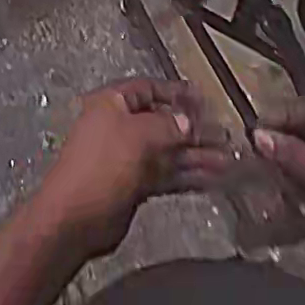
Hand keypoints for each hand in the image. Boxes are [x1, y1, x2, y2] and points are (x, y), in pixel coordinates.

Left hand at [27, 79, 227, 257]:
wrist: (76, 214)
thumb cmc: (102, 163)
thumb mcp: (135, 135)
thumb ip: (165, 125)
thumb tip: (187, 120)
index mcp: (112, 103)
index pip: (147, 89)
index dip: (174, 92)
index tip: (202, 98)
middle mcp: (120, 126)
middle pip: (162, 122)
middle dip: (192, 129)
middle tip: (225, 136)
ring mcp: (128, 157)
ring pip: (168, 151)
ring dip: (196, 155)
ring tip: (228, 161)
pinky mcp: (135, 184)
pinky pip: (166, 174)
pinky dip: (188, 176)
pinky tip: (212, 179)